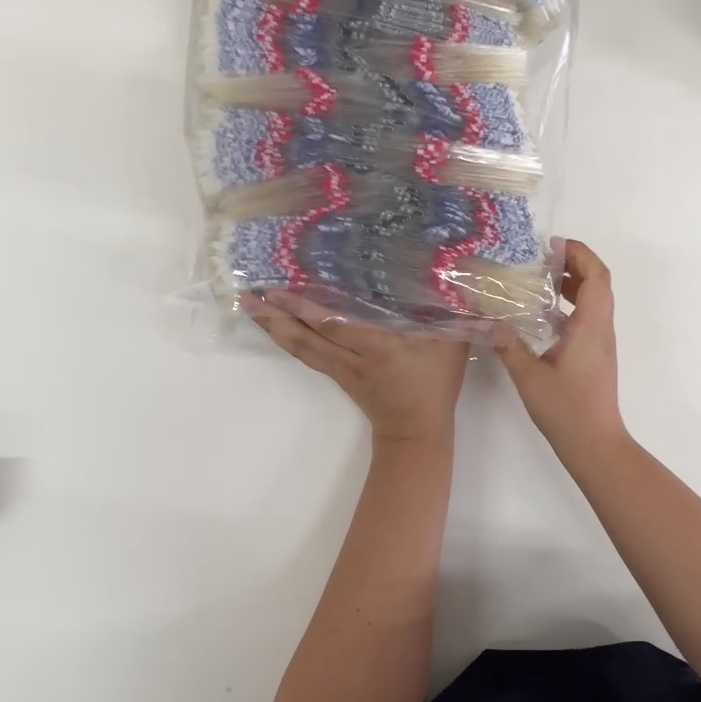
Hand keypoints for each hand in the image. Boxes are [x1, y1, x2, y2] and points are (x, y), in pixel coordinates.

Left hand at [247, 290, 469, 443]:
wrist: (416, 431)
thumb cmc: (435, 384)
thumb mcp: (451, 344)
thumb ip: (450, 310)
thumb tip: (447, 270)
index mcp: (379, 346)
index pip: (338, 322)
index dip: (310, 303)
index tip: (288, 279)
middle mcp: (353, 356)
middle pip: (309, 332)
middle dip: (280, 309)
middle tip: (252, 284)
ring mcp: (341, 366)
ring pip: (300, 343)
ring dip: (273, 322)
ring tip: (249, 300)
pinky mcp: (336, 372)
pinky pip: (306, 351)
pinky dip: (287, 334)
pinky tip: (273, 320)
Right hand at [495, 240, 626, 451]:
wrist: (595, 444)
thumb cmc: (566, 410)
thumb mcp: (529, 377)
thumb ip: (510, 346)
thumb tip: (491, 321)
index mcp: (590, 327)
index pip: (597, 276)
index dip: (580, 254)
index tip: (553, 245)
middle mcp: (601, 330)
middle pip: (598, 284)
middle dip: (574, 264)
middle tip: (542, 259)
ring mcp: (601, 344)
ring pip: (595, 301)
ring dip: (572, 285)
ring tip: (539, 281)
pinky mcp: (596, 356)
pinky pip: (588, 318)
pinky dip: (570, 306)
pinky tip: (542, 316)